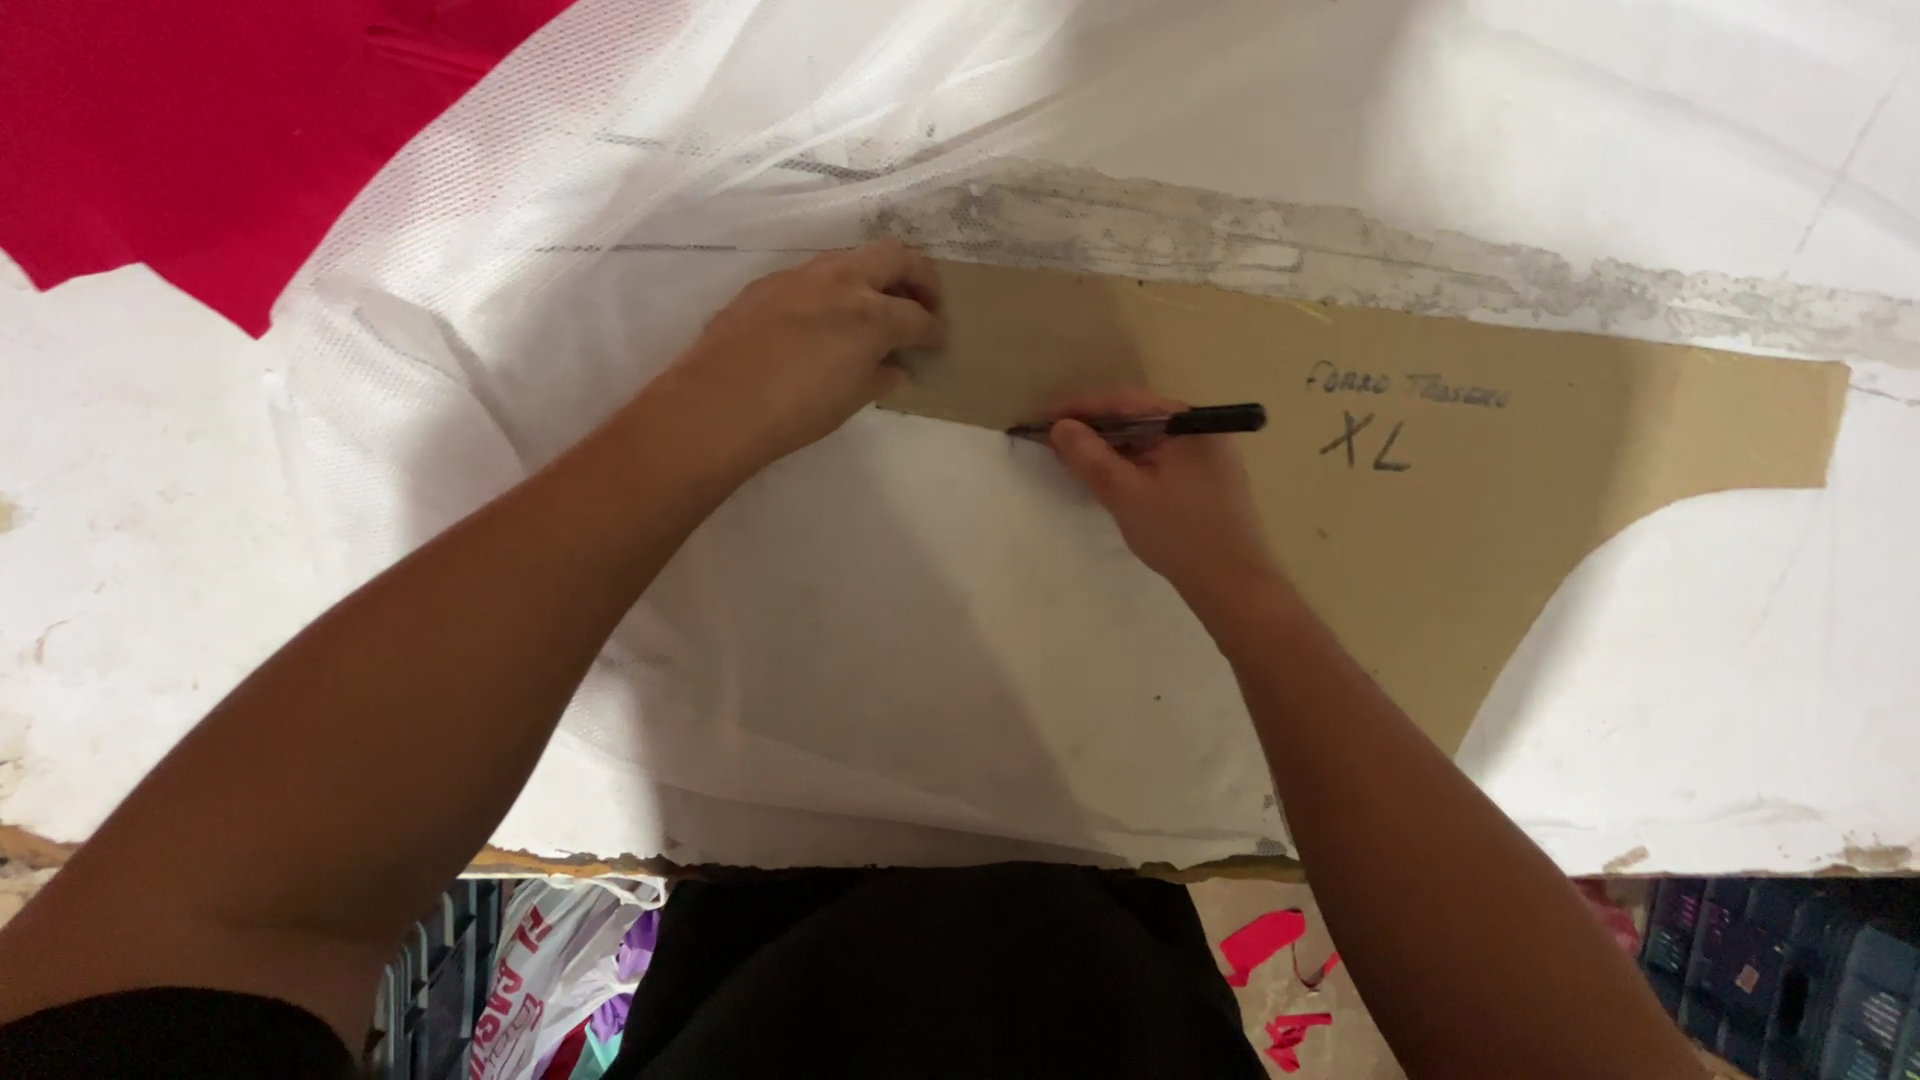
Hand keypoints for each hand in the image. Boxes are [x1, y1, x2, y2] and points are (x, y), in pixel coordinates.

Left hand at [664, 239, 943, 467]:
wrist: (719, 403)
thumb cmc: (797, 410)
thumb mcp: (851, 399)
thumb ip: (880, 377)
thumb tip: (897, 369)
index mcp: (872, 314)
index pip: (918, 316)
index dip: (934, 330)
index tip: (939, 340)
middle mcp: (842, 281)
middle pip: (895, 257)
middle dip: (919, 276)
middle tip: (925, 301)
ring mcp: (801, 276)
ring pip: (851, 258)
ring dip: (873, 276)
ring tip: (876, 305)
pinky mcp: (768, 284)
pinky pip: (813, 276)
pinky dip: (834, 288)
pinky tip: (824, 317)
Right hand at [1046, 387, 1281, 597]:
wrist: (1234, 585)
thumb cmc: (1179, 535)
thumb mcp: (1126, 494)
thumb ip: (1090, 457)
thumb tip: (1060, 427)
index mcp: (1185, 422)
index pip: (1122, 401)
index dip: (1076, 407)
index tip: (1039, 419)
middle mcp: (1199, 429)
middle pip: (1135, 416)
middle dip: (1091, 426)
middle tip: (1051, 439)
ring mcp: (1206, 454)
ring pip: (1146, 439)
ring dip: (1108, 446)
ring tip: (1073, 458)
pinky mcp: (1206, 479)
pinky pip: (1158, 458)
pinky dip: (1129, 462)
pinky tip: (1109, 477)